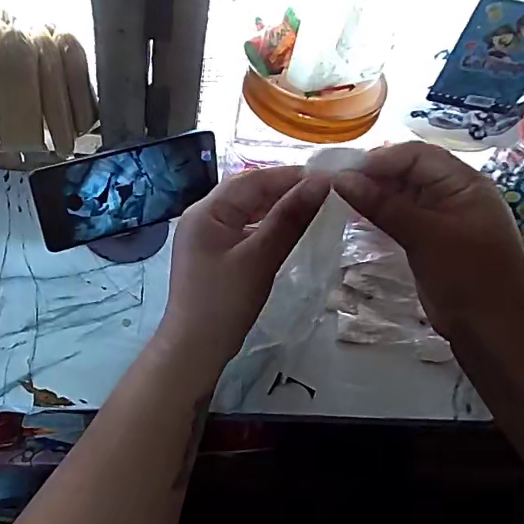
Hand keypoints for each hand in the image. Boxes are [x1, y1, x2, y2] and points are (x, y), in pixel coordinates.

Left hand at [157, 166, 329, 364]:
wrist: (195, 347)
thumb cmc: (224, 301)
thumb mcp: (260, 257)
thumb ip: (289, 218)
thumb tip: (321, 183)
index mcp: (206, 211)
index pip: (252, 180)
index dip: (290, 176)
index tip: (328, 176)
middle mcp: (202, 217)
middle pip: (248, 193)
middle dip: (285, 190)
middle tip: (327, 191)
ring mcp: (206, 237)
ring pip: (247, 212)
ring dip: (278, 208)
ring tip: (316, 206)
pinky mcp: (214, 255)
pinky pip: (244, 230)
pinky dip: (267, 227)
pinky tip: (291, 230)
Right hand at [332, 142, 523, 337]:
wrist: (494, 329)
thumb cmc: (469, 276)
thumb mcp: (425, 235)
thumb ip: (383, 205)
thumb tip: (341, 179)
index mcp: (464, 183)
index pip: (416, 155)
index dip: (379, 160)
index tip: (343, 174)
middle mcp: (453, 195)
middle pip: (407, 172)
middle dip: (372, 176)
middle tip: (334, 188)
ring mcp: (441, 219)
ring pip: (400, 195)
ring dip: (372, 197)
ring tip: (338, 202)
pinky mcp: (429, 241)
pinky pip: (399, 218)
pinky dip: (378, 216)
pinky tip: (354, 221)